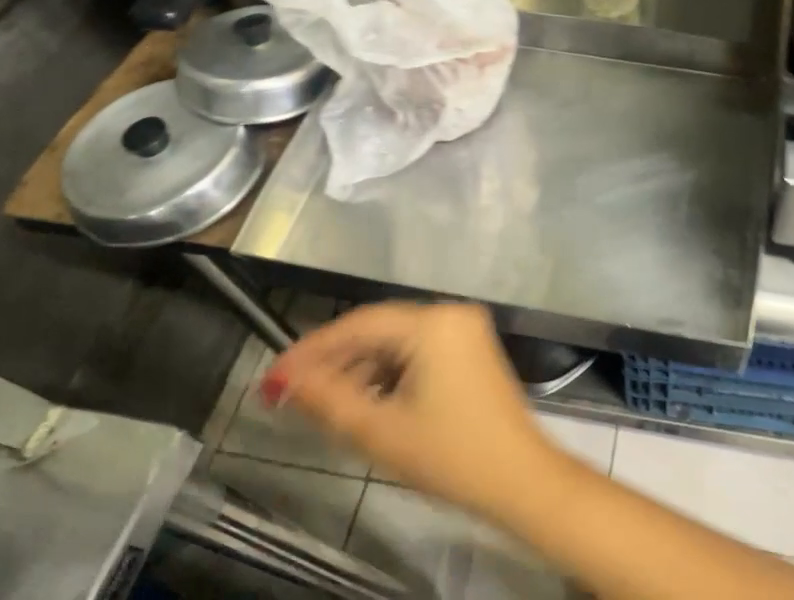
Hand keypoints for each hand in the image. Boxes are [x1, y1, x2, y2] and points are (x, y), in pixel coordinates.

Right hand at [260, 302, 564, 517]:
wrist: (520, 479)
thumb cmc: (451, 454)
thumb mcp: (380, 430)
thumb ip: (327, 400)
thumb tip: (284, 381)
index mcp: (433, 323)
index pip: (358, 324)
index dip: (311, 350)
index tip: (273, 376)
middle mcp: (451, 315)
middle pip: (378, 330)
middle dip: (334, 362)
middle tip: (291, 393)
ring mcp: (466, 331)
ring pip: (397, 342)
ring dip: (361, 370)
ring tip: (324, 404)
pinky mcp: (472, 350)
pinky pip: (418, 351)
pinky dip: (390, 373)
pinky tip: (366, 401)